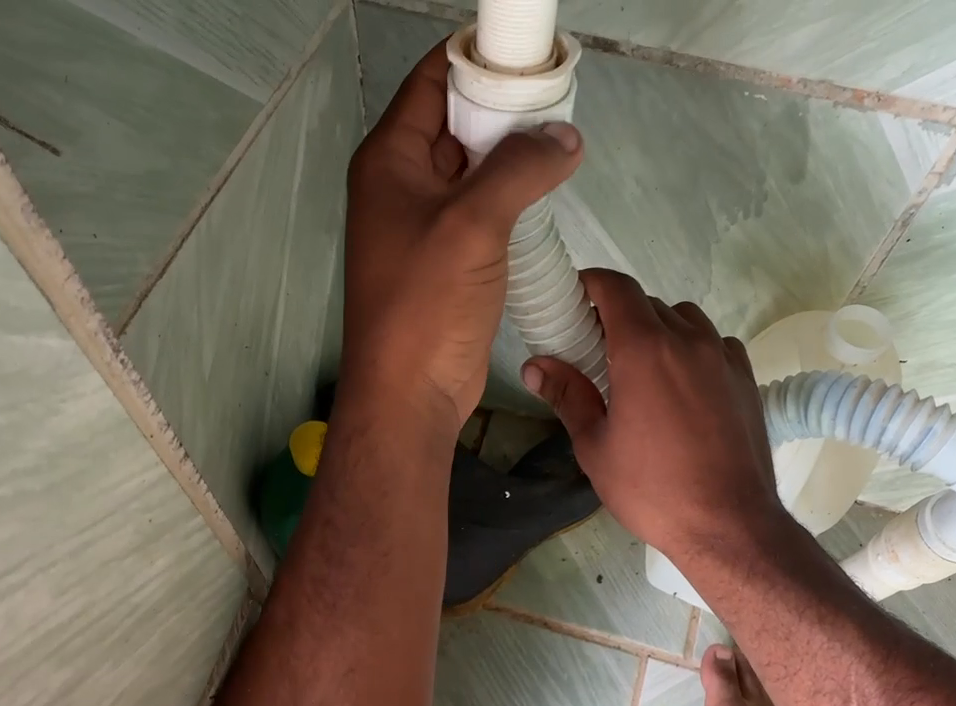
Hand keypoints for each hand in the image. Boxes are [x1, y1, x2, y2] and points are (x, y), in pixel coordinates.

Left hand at [342, 42, 582, 435]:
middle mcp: (400, 186)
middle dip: (504, 114)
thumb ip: (521, 169)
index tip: (534, 62)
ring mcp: (422, 227)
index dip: (479, 63)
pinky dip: (509, 203)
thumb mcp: (473, 223)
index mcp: (389, 160)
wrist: (409, 394)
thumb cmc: (427, 303)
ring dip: (511, 162)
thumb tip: (566, 137)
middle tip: (559, 111)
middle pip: (455, 124)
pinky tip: (545, 201)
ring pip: (471, 173)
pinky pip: (479, 215)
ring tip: (561, 151)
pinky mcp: (445, 264)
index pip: (433, 82)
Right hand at [520, 270, 787, 564]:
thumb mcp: (595, 446)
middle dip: (619, 316)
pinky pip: (714, 345)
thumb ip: (567, 396)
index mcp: (645, 349)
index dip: (591, 284)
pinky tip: (682, 388)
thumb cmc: (651, 489)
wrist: (728, 524)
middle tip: (596, 350)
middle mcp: (688, 340)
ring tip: (642, 370)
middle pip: (648, 303)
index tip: (574, 300)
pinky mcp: (746, 379)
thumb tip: (535, 365)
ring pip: (685, 320)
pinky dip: (692, 350)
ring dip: (658, 330)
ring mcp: (723, 357)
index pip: (616, 287)